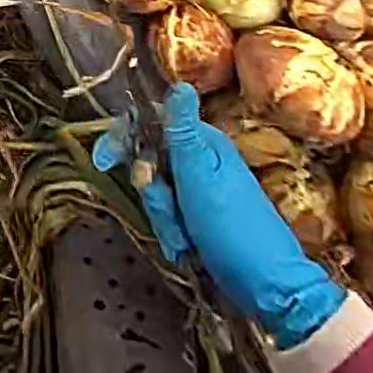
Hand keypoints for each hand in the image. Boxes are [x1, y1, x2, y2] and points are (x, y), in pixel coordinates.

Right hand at [94, 84, 345, 348]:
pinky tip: (188, 249)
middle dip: (152, 192)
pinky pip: (169, 217)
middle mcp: (198, 159)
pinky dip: (173, 234)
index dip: (122, 138)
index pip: (149, 122)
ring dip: (164, 218)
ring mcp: (199, 190)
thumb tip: (180, 83)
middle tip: (168, 209)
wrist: (269, 289)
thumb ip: (181, 129)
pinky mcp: (199, 218)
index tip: (103, 161)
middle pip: (148, 162)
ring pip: (157, 193)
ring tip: (185, 238)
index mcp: (201, 141)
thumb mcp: (199, 172)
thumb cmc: (232, 225)